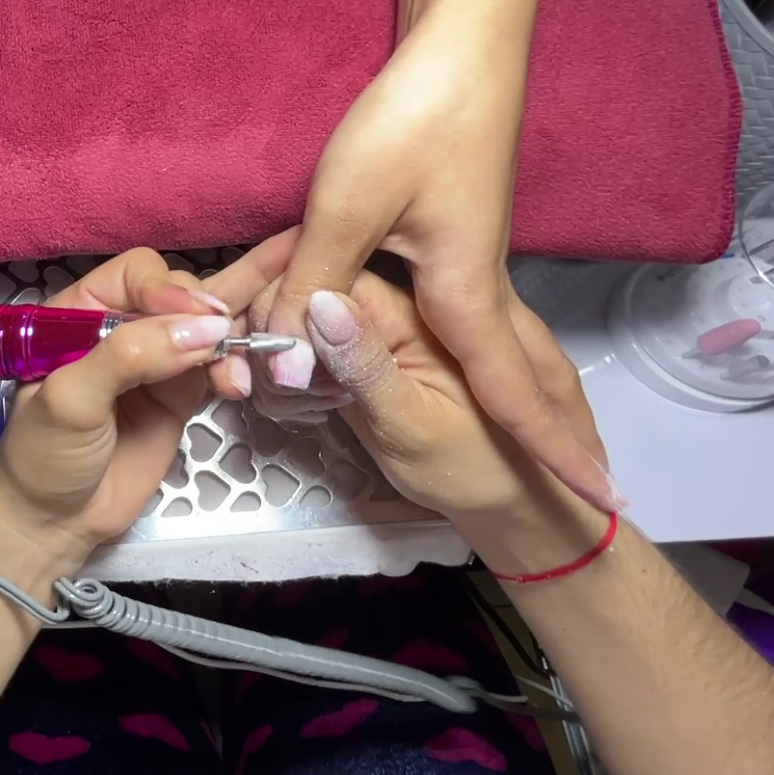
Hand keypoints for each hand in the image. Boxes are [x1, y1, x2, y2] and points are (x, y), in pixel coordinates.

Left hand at [0, 239, 295, 593]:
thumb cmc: (44, 455)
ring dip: (230, 334)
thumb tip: (204, 330)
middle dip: (205, 310)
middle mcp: (120, 325)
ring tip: (239, 366)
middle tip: (224, 336)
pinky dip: (235, 366)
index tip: (191, 317)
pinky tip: (238, 382)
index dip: (166, 288)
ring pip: (204, 325)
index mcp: (80, 312)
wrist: (55, 520)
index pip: (135, 276)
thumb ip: (129, 356)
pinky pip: (216, 363)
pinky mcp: (179, 393)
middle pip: (178, 291)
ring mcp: (154, 359)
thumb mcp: (71, 399)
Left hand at [257, 23, 621, 512]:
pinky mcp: (443, 230)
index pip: (515, 386)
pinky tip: (413, 340)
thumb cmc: (413, 124)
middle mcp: (475, 280)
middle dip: (543, 427)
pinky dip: (423, 332)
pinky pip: (434, 300)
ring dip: (491, 385)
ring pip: (464, 336)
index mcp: (466, 288)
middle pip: (502, 370)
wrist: (459, 46)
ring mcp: (463, 254)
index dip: (552, 446)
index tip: (603, 500)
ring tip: (523, 432)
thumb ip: (314, 291)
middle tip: (587, 483)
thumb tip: (285, 370)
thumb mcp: (345, 214)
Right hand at [301, 275, 609, 574]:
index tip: (274, 362)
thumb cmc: (477, 469)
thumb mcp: (415, 423)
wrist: (503, 500)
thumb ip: (365, 364)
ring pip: (284, 321)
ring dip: (271, 364)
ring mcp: (359, 331)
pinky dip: (281, 379)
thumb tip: (319, 300)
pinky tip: (299, 407)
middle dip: (269, 342)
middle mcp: (380, 306)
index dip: (284, 308)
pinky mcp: (345, 356)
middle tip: (280, 393)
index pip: (324, 274)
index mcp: (410, 307)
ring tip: (296, 406)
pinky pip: (293, 349)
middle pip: (293, 292)